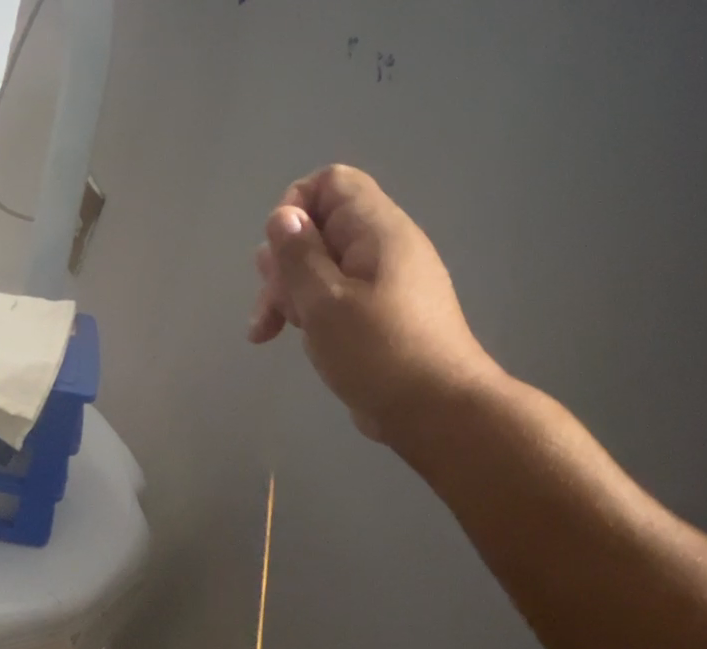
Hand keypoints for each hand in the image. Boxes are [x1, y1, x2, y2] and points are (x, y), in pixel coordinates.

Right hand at [247, 164, 503, 443]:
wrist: (434, 408)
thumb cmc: (377, 351)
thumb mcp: (324, 302)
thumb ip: (299, 255)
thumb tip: (283, 215)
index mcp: (376, 231)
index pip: (331, 183)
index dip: (294, 208)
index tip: (277, 256)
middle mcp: (382, 246)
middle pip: (318, 228)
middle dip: (282, 263)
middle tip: (272, 307)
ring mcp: (382, 281)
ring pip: (320, 266)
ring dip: (289, 294)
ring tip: (273, 331)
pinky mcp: (378, 313)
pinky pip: (334, 295)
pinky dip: (309, 312)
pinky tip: (298, 340)